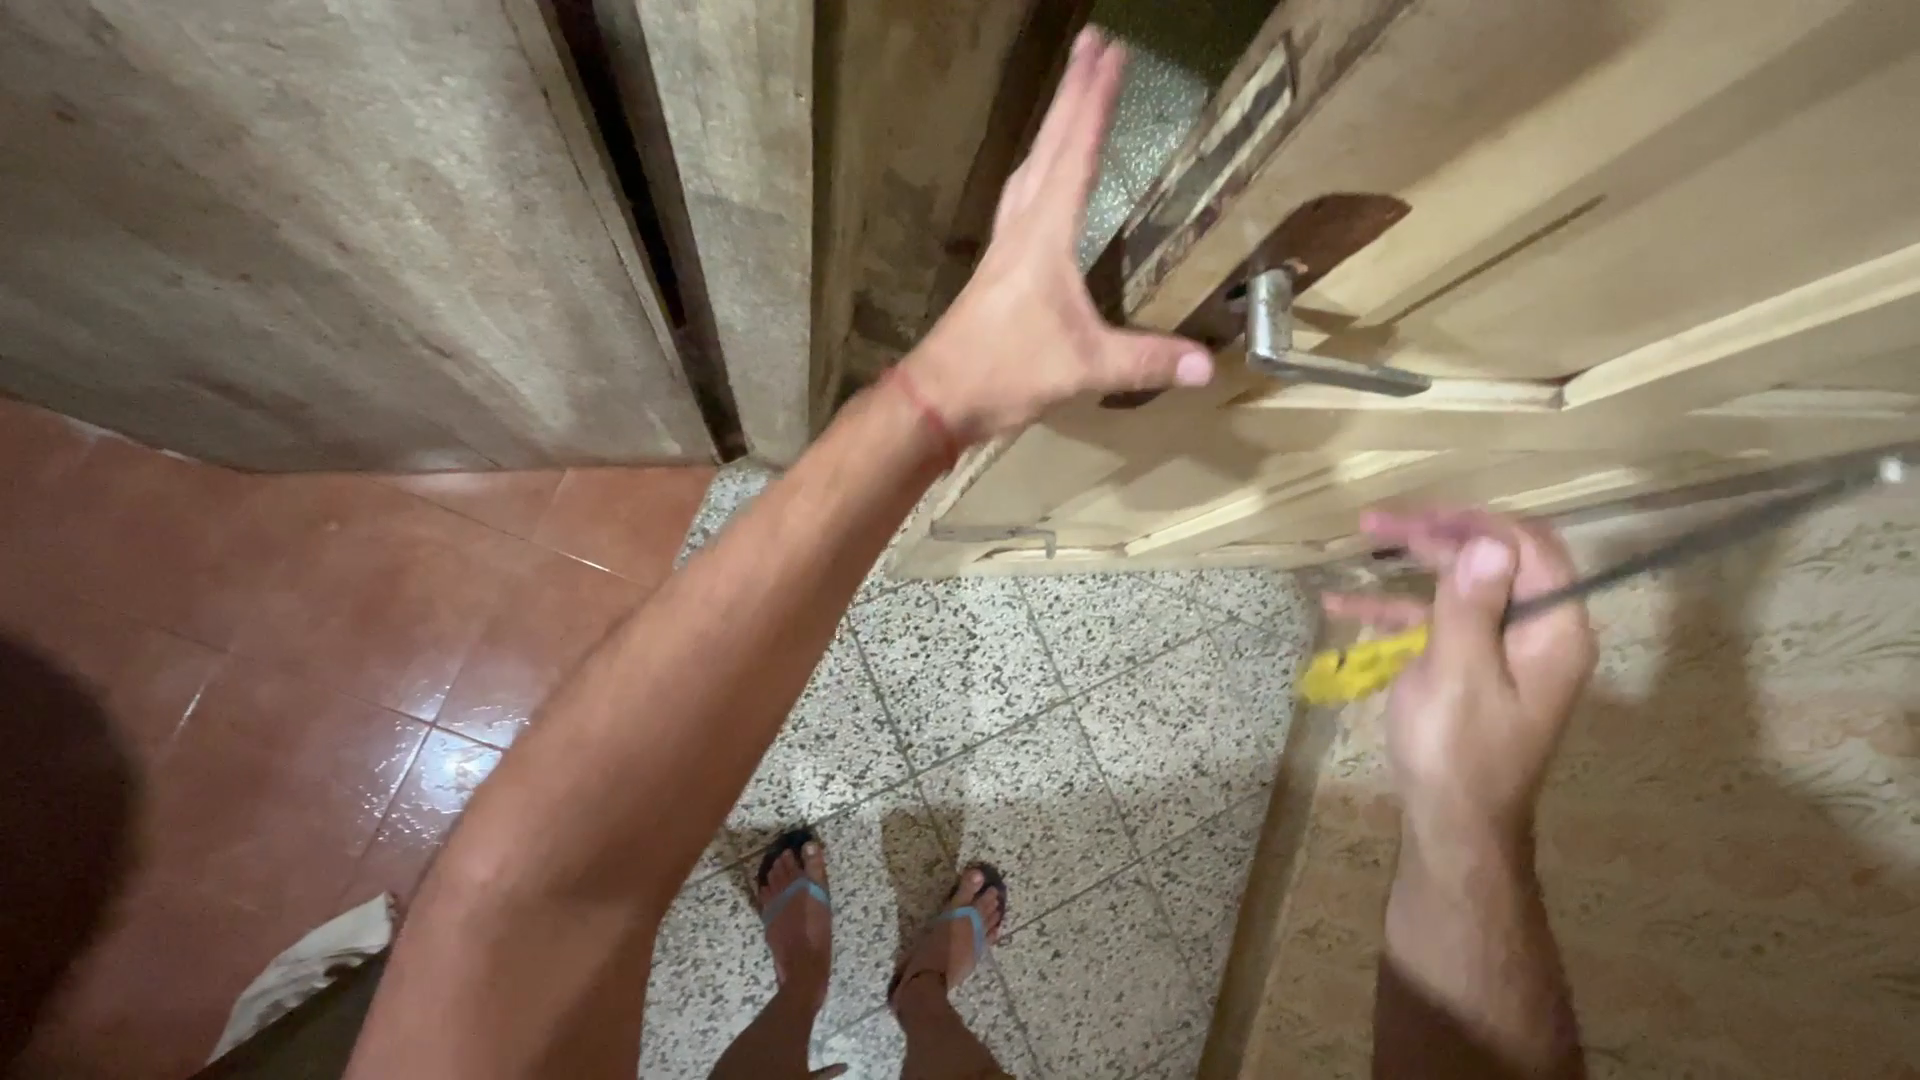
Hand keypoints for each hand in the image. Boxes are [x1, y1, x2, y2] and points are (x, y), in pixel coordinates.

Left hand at [901, 28, 1213, 442]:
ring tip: (1066, 105)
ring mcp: (1000, 252)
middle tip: (1090, 46)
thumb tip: (1208, 366)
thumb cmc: (1004, 372)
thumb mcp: (1083, 367)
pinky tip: (1039, 192)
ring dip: (1048, 134)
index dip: (1094, 103)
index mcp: (1042, 238)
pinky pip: (1017, 207)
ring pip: (1026, 174)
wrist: (938, 397)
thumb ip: (1145, 361)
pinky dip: (1034, 180)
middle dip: (1070, 96)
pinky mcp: (993, 274)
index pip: (1074, 155)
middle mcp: (1018, 232)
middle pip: (1046, 149)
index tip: (1110, 51)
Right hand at [1324, 509, 1597, 843]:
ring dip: (1411, 566)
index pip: (1527, 549)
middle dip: (1436, 537)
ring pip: (1461, 587)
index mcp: (1552, 630)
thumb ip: (1470, 605)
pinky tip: (1342, 606)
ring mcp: (1501, 649)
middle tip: (1376, 524)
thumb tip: (1485, 543)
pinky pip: (1438, 623)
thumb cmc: (1456, 749)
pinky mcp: (1470, 666)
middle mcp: (1535, 631)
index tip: (1415, 516)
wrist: (1452, 821)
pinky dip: (1395, 611)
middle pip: (1493, 561)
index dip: (1473, 524)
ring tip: (1362, 544)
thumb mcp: (1457, 673)